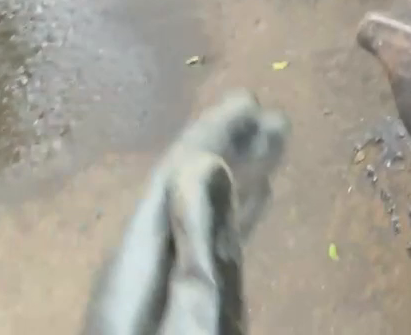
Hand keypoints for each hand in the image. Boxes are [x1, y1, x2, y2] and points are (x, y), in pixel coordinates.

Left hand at [84, 91, 289, 334]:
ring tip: (277, 140)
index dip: (208, 136)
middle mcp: (143, 275)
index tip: (247, 99)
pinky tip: (259, 198)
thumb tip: (202, 163)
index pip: (171, 183)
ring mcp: (162, 295)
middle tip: (269, 110)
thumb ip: (198, 242)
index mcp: (133, 273)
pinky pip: (214, 243)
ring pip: (203, 215)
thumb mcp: (196, 316)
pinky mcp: (184, 311)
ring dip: (240, 174)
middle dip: (227, 148)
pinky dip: (239, 213)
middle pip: (184, 194)